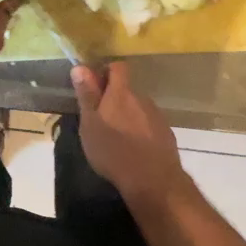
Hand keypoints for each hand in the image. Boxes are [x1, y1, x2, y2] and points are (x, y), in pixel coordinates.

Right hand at [71, 62, 186, 201]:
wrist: (152, 179)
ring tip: (116, 139)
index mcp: (121, 94)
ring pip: (138, 109)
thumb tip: (80, 66)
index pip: (117, 67)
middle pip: (127, 91)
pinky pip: (149, 125)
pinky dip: (140, 132)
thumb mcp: (90, 124)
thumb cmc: (113, 151)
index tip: (94, 88)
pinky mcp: (166, 134)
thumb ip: (87, 96)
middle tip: (100, 121)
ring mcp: (157, 116)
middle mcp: (142, 99)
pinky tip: (133, 151)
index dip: (106, 72)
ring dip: (128, 117)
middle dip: (114, 100)